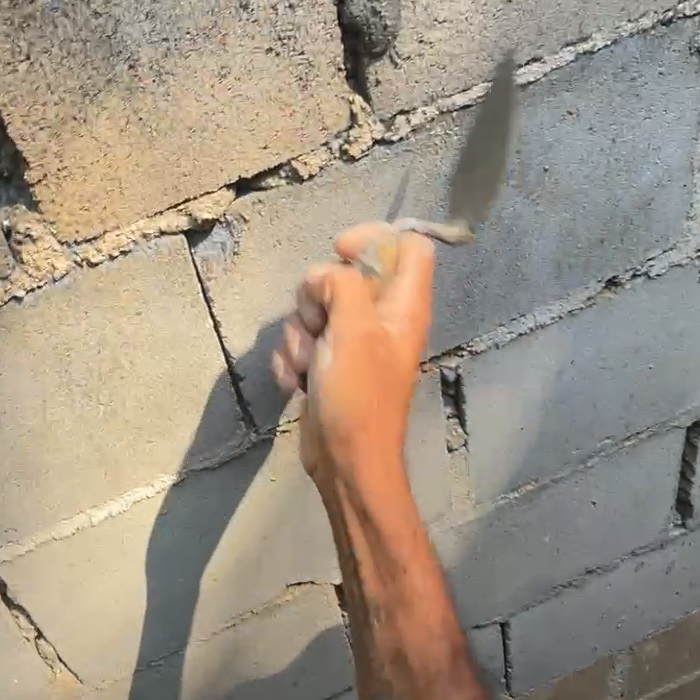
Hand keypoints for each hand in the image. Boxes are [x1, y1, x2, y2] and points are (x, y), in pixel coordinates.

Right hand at [270, 222, 434, 484]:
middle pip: (345, 276)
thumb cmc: (358, 397)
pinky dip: (292, 360)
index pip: (408, 245)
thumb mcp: (353, 331)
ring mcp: (352, 344)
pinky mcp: (327, 365)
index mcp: (404, 306)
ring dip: (299, 336)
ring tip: (308, 365)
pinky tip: (295, 382)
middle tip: (319, 322)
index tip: (339, 250)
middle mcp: (381, 319)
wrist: (344, 462)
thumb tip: (324, 277)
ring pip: (314, 311)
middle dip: (317, 296)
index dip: (374, 238)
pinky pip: (301, 343)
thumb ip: (342, 286)